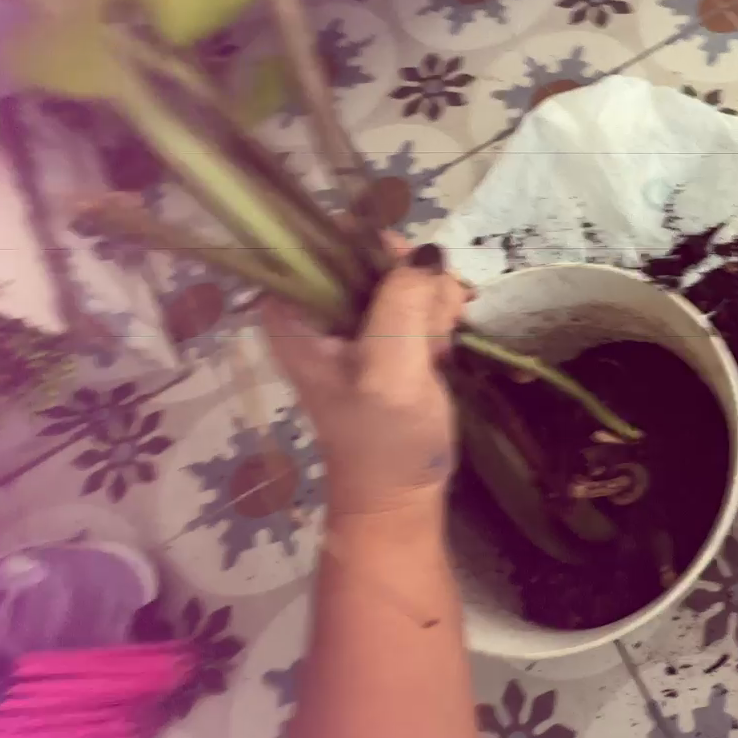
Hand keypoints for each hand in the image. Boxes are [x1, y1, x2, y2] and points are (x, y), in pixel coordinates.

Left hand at [263, 247, 469, 524]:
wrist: (401, 496)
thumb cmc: (386, 441)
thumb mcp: (392, 370)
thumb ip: (404, 306)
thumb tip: (429, 252)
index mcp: (293, 310)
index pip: (334, 241)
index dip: (382, 254)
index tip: (414, 290)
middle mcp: (320, 308)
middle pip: (380, 255)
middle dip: (418, 287)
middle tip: (430, 336)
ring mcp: (356, 322)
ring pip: (409, 277)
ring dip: (436, 308)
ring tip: (437, 354)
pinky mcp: (388, 338)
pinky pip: (421, 302)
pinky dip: (441, 320)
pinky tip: (443, 353)